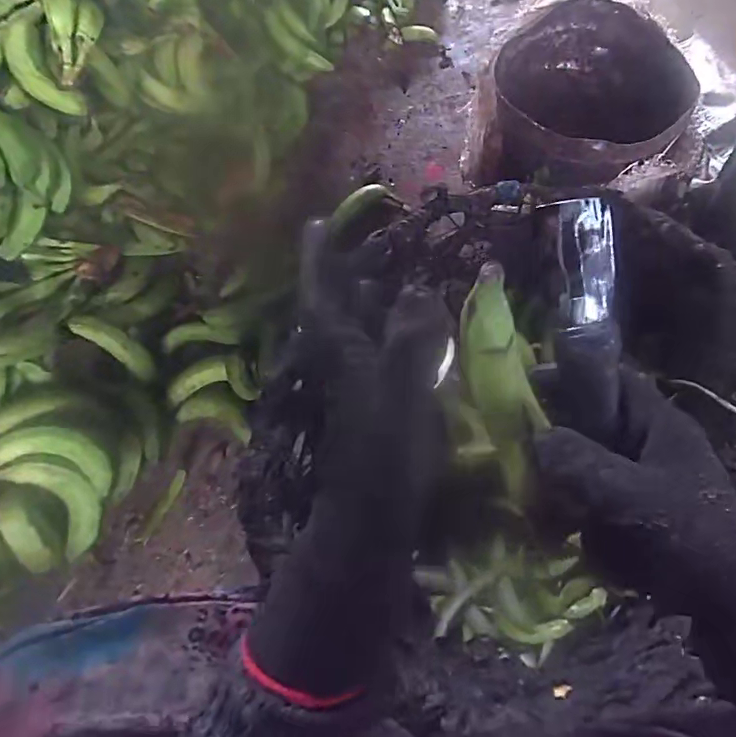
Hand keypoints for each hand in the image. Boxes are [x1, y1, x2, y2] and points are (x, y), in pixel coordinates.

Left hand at [293, 220, 451, 540]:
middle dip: (350, 264)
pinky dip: (393, 321)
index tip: (317, 222)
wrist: (373, 514)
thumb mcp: (401, 389)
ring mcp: (358, 374)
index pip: (322, 288)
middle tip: (373, 235)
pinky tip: (411, 317)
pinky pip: (381, 342)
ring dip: (372, 290)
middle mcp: (343, 353)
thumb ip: (411, 336)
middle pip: (339, 298)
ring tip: (393, 264)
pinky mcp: (375, 393)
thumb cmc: (384, 451)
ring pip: (359, 320)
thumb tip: (418, 288)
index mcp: (340, 345)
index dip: (320, 254)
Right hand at [531, 334, 735, 614]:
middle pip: (596, 426)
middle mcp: (655, 446)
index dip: (574, 374)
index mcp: (661, 424)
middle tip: (533, 463)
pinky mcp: (648, 520)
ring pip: (595, 469)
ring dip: (574, 494)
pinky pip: (604, 507)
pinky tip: (592, 552)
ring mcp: (652, 484)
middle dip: (565, 446)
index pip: (613, 378)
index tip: (532, 384)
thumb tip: (536, 437)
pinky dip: (591, 527)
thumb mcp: (633, 496)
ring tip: (559, 521)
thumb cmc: (694, 540)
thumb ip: (581, 463)